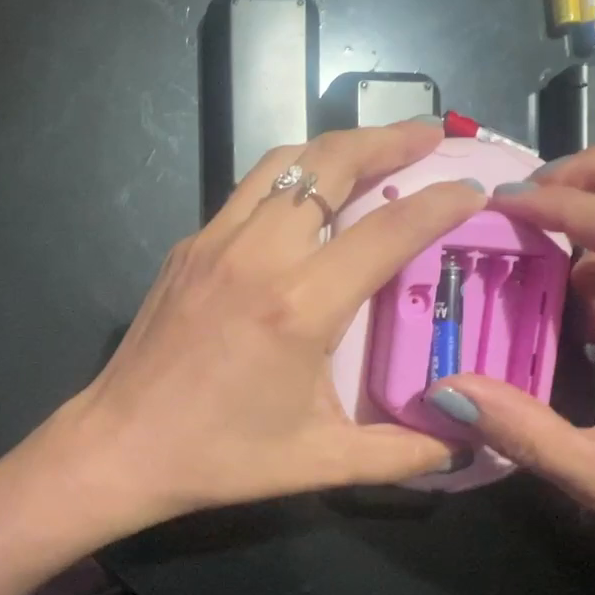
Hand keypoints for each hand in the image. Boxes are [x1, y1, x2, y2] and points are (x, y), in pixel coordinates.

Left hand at [53, 120, 488, 525]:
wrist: (120, 446)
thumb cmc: (219, 457)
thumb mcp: (320, 462)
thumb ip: (403, 451)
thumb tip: (465, 441)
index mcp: (298, 305)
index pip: (387, 230)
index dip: (439, 203)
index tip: (474, 188)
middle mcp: (257, 256)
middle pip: (329, 164)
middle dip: (387, 138)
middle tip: (431, 133)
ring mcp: (214, 243)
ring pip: (282, 163)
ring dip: (335, 148)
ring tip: (375, 150)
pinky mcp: (186, 248)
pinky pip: (248, 192)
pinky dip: (289, 178)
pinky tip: (308, 199)